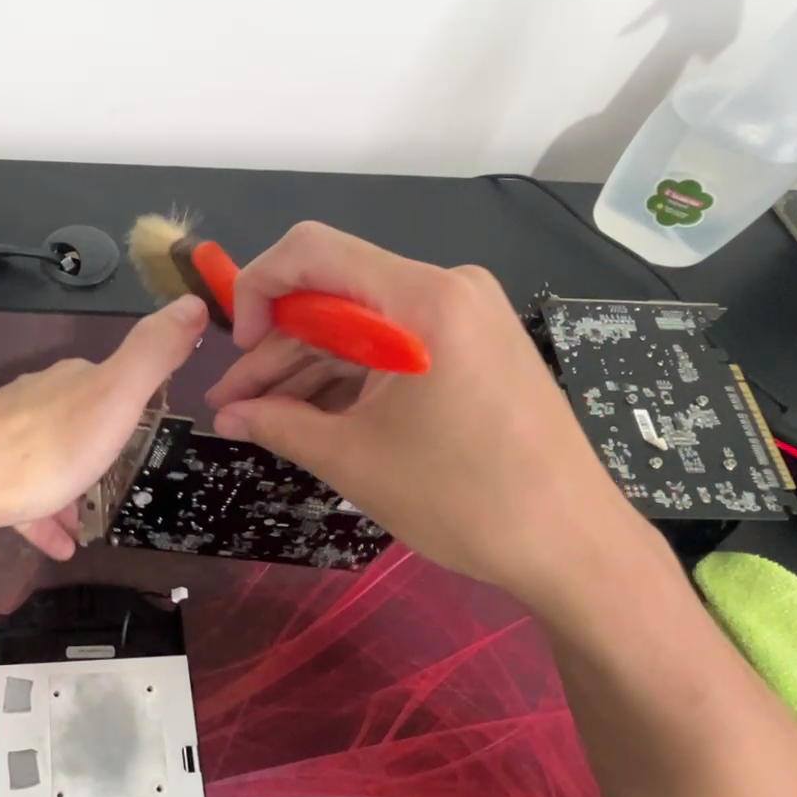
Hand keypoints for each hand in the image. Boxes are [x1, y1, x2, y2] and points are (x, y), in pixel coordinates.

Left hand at [0, 296, 208, 631]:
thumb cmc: (38, 450)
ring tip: (94, 521)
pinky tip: (60, 546)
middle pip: (78, 421)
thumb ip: (152, 355)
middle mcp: (31, 403)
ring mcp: (0, 442)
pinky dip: (44, 521)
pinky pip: (22, 501)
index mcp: (67, 382)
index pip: (110, 378)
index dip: (136, 398)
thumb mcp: (112, 399)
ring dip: (73, 490)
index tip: (155, 423)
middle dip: (103, 448)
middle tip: (128, 478)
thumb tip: (194, 300)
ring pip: (48, 464)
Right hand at [206, 222, 655, 607]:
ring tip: (256, 419)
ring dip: (305, 370)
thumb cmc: (462, 500)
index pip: (311, 253)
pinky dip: (347, 378)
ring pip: (358, 326)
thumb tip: (225, 416)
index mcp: (420, 300)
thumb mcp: (353, 460)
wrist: (571, 543)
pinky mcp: (471, 347)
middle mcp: (445, 289)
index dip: (256, 290)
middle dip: (274, 350)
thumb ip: (278, 425)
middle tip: (230, 405)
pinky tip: (309, 417)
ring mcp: (463, 317)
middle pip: (332, 296)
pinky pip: (391, 346)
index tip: (239, 354)